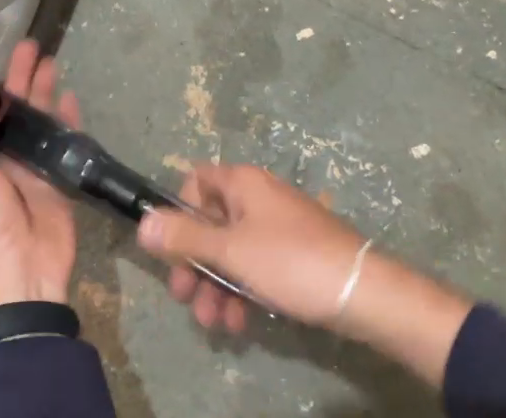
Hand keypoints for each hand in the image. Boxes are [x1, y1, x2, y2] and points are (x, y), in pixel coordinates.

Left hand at [0, 40, 81, 307]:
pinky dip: (69, 120)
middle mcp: (5, 159)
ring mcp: (35, 169)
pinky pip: (66, 144)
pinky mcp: (62, 181)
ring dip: (45, 92)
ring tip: (51, 61)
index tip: (2, 56)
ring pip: (41, 122)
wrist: (24, 275)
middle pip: (16, 111)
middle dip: (22, 79)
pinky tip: (71, 98)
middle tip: (32, 46)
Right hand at [137, 164, 368, 331]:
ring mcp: (277, 227)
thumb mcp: (231, 251)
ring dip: (215, 286)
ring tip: (213, 323)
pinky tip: (237, 324)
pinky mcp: (293, 256)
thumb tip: (142, 222)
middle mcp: (258, 198)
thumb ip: (185, 238)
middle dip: (194, 263)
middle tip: (184, 297)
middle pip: (211, 222)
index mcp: (243, 183)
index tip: (174, 247)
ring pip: (231, 251)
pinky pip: (254, 267)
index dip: (181, 211)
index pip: (196, 181)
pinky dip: (241, 291)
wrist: (362, 292)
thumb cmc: (291, 261)